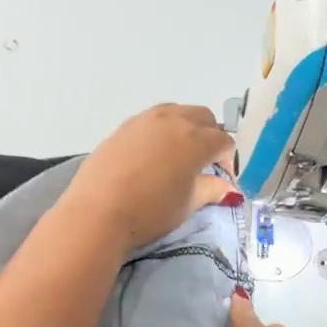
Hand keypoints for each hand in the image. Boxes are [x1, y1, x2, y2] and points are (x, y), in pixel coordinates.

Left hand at [60, 104, 236, 251]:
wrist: (97, 213)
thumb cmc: (149, 211)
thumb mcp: (187, 204)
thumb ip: (210, 189)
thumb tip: (227, 187)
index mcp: (196, 139)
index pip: (224, 142)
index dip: (228, 161)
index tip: (222, 180)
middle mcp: (173, 120)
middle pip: (203, 118)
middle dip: (210, 137)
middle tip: (204, 164)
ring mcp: (145, 120)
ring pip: (176, 113)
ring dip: (185, 128)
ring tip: (178, 156)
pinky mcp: (122, 127)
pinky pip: (151, 121)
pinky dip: (160, 132)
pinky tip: (151, 157)